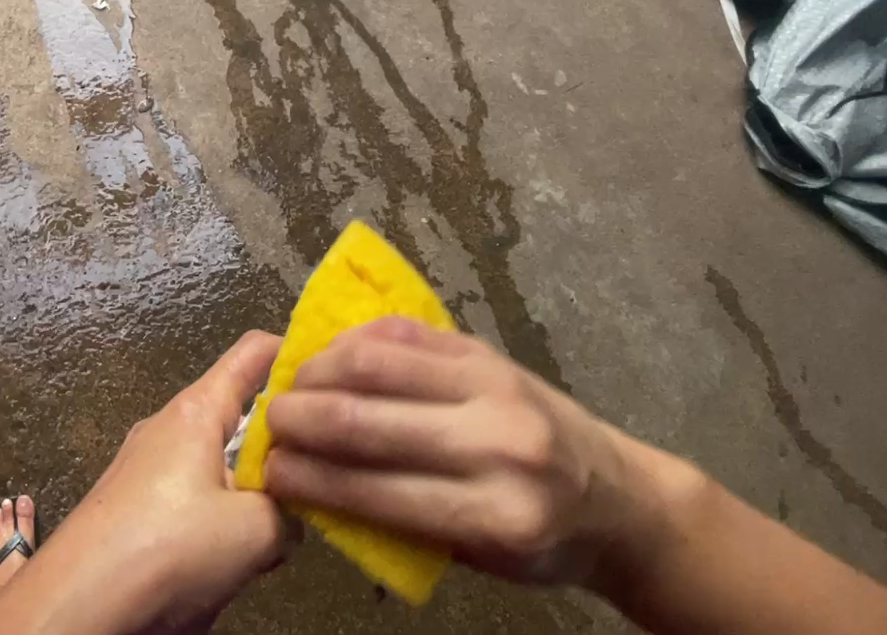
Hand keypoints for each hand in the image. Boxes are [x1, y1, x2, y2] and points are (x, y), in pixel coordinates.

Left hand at [0, 331, 292, 634]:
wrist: (83, 595)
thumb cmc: (169, 545)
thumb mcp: (254, 532)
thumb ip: (288, 511)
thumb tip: (290, 510)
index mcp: (196, 410)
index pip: (250, 354)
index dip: (290, 352)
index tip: (327, 367)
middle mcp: (167, 424)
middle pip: (236, 416)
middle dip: (273, 448)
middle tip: (308, 478)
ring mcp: (145, 461)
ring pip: (215, 463)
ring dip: (245, 494)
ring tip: (263, 537)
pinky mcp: (132, 499)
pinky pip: (190, 495)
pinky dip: (215, 518)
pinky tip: (220, 561)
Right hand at [261, 317, 684, 587]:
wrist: (618, 496)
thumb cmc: (539, 538)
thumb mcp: (476, 556)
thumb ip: (398, 518)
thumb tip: (311, 478)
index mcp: (496, 516)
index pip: (376, 492)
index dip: (310, 480)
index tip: (270, 473)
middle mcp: (496, 445)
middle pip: (366, 419)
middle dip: (298, 419)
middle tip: (267, 423)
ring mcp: (492, 385)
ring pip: (375, 362)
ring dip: (316, 371)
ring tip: (290, 384)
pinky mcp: (484, 349)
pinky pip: (400, 331)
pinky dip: (350, 342)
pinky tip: (329, 357)